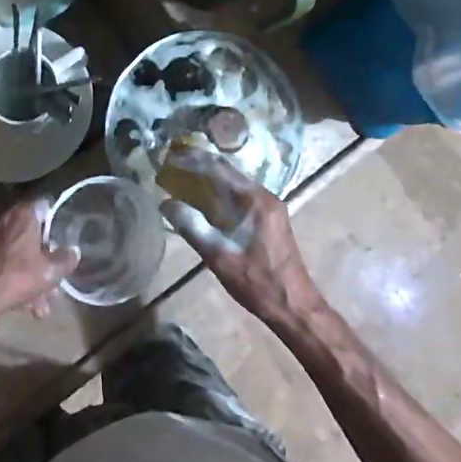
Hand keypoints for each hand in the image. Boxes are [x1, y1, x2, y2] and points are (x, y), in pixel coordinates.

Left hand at [0, 200, 77, 344]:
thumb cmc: (11, 279)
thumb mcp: (48, 274)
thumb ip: (65, 259)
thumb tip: (74, 250)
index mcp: (21, 210)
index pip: (44, 205)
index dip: (53, 225)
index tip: (56, 245)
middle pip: (24, 231)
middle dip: (37, 259)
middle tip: (45, 287)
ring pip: (6, 247)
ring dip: (20, 272)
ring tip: (30, 305)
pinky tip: (4, 297)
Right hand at [160, 147, 325, 330]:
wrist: (294, 305)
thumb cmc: (256, 282)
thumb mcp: (218, 256)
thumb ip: (192, 226)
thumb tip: (166, 203)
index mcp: (254, 201)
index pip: (218, 167)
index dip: (191, 159)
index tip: (168, 156)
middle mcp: (264, 196)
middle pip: (226, 170)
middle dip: (197, 165)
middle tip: (170, 164)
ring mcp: (269, 205)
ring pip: (233, 181)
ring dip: (208, 177)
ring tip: (181, 178)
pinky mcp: (269, 216)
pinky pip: (239, 194)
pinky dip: (219, 191)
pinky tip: (203, 199)